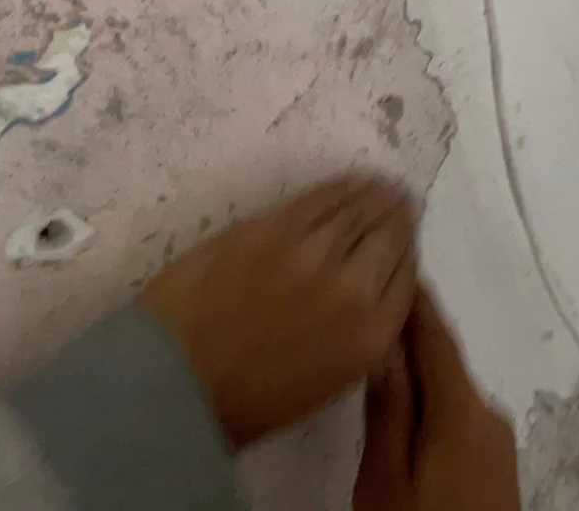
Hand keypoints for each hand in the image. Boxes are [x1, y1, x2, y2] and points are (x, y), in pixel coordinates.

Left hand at [141, 174, 419, 447]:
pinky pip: (326, 196)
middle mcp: (354, 287)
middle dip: (399, 218)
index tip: (404, 239)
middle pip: (392, 235)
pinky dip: (346, 186)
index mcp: (371, 334)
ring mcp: (315, 251)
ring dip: (377, 196)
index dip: (407, 250)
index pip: (408, 273)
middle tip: (400, 205)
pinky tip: (355, 181)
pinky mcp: (277, 227)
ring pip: (362, 208)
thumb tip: (387, 284)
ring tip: (381, 188)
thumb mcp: (332, 377)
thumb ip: (369, 328)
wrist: (170, 386)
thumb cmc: (251, 397)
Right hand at [354, 291, 519, 510]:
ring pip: (451, 393)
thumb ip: (388, 414)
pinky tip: (409, 419)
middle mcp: (489, 412)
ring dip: (421, 380)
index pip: (438, 338)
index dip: (418, 302)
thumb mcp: (387, 482)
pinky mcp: (497, 461)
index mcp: (464, 408)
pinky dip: (434, 408)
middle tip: (374, 323)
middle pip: (445, 365)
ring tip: (381, 374)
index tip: (402, 267)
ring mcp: (498, 438)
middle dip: (411, 344)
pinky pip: (461, 418)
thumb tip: (386, 350)